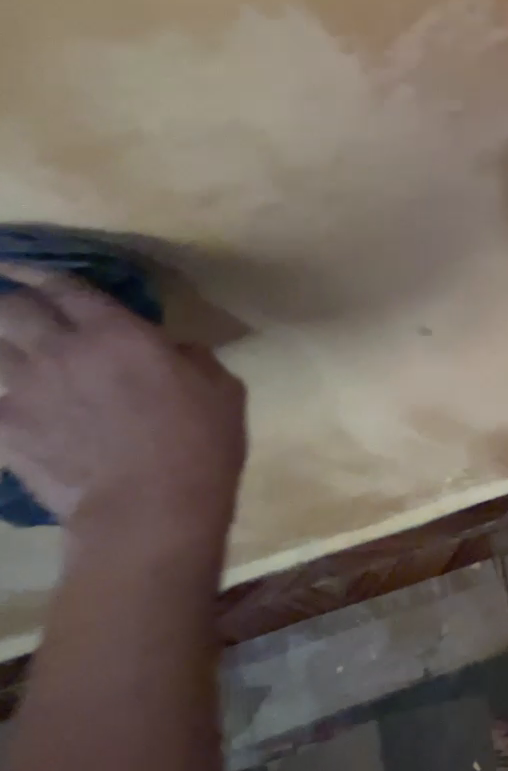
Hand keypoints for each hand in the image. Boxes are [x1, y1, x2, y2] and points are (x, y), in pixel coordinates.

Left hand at [0, 265, 245, 554]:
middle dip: (12, 301)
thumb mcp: (222, 388)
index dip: (45, 273)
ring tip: (15, 349)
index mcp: (121, 334)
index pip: (67, 287)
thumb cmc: (203, 439)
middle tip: (21, 308)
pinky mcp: (1, 426)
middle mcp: (61, 350)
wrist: (149, 502)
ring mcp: (21, 389)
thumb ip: (189, 358)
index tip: (29, 268)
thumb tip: (170, 350)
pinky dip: (3, 398)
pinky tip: (20, 407)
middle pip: (9, 308)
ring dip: (4, 344)